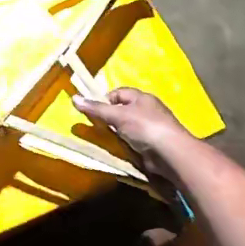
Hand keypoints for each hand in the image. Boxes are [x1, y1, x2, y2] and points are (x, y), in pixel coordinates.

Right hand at [72, 88, 192, 180]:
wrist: (170, 152)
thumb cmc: (144, 127)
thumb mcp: (118, 116)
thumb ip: (97, 109)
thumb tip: (74, 98)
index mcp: (141, 98)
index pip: (118, 93)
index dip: (104, 100)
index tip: (93, 112)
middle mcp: (147, 110)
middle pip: (123, 111)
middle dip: (110, 119)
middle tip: (98, 128)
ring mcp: (150, 128)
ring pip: (128, 128)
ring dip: (118, 134)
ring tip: (107, 141)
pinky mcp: (152, 144)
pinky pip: (134, 142)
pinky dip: (126, 146)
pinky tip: (120, 151)